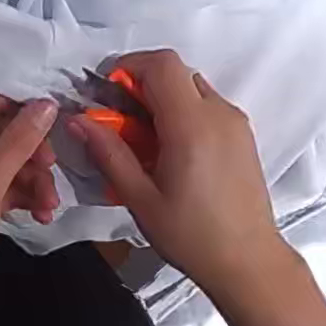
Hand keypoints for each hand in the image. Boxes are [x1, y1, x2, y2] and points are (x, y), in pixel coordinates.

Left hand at [0, 90, 58, 312]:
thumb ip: (18, 141)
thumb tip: (47, 104)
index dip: (16, 105)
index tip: (52, 115)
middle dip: (30, 152)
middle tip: (54, 166)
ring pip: (7, 166)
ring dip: (33, 180)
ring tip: (50, 204)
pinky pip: (5, 190)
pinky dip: (24, 198)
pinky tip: (43, 214)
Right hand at [68, 49, 296, 306]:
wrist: (247, 260)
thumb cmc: (190, 236)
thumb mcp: (141, 199)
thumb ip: (109, 154)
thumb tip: (78, 120)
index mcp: (191, 125)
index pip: (161, 64)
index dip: (129, 66)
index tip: (107, 94)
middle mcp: (219, 113)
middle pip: (177, 73)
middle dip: (142, 87)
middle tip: (120, 126)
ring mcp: (236, 123)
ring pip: (193, 90)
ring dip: (163, 104)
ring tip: (145, 146)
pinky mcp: (243, 137)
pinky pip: (208, 109)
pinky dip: (183, 117)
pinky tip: (171, 156)